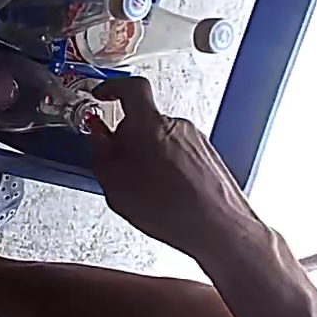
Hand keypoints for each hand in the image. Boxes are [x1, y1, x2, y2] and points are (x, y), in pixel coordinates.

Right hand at [86, 78, 280, 268]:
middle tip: (117, 162)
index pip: (130, 87)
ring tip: (143, 186)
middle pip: (142, 118)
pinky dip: (165, 164)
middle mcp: (175, 125)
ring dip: (147, 154)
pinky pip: (177, 150)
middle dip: (126, 137)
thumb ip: (100, 153)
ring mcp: (194, 139)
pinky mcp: (207, 154)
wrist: (220, 229)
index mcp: (148, 125)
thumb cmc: (171, 209)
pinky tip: (163, 192)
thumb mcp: (115, 184)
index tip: (102, 94)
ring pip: (159, 136)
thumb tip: (97, 138)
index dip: (112, 87)